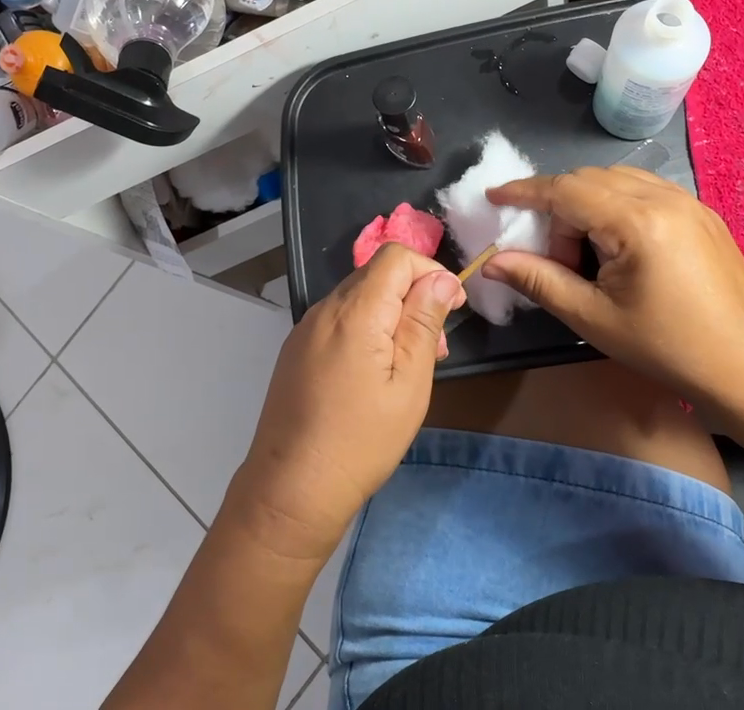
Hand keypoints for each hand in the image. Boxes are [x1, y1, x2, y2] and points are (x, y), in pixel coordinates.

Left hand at [228, 245, 463, 559]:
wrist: (292, 487)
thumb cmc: (361, 441)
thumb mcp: (409, 385)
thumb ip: (424, 324)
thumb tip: (441, 279)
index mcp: (355, 311)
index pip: (396, 256)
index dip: (430, 271)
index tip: (451, 309)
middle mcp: (324, 309)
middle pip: (375, 273)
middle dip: (412, 295)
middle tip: (436, 345)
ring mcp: (305, 329)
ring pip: (357, 297)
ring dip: (390, 314)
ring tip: (409, 365)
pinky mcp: (296, 350)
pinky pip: (338, 320)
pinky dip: (365, 329)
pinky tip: (375, 374)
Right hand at [481, 166, 743, 409]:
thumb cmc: (667, 347)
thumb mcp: (592, 317)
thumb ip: (539, 280)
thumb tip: (493, 261)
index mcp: (636, 222)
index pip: (566, 190)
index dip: (525, 191)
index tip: (494, 196)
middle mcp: (664, 198)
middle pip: (589, 179)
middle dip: (557, 208)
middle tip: (552, 258)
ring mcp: (688, 202)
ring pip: (617, 179)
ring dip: (586, 205)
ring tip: (583, 256)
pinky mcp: (701, 213)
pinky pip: (644, 190)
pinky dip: (615, 205)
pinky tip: (615, 247)